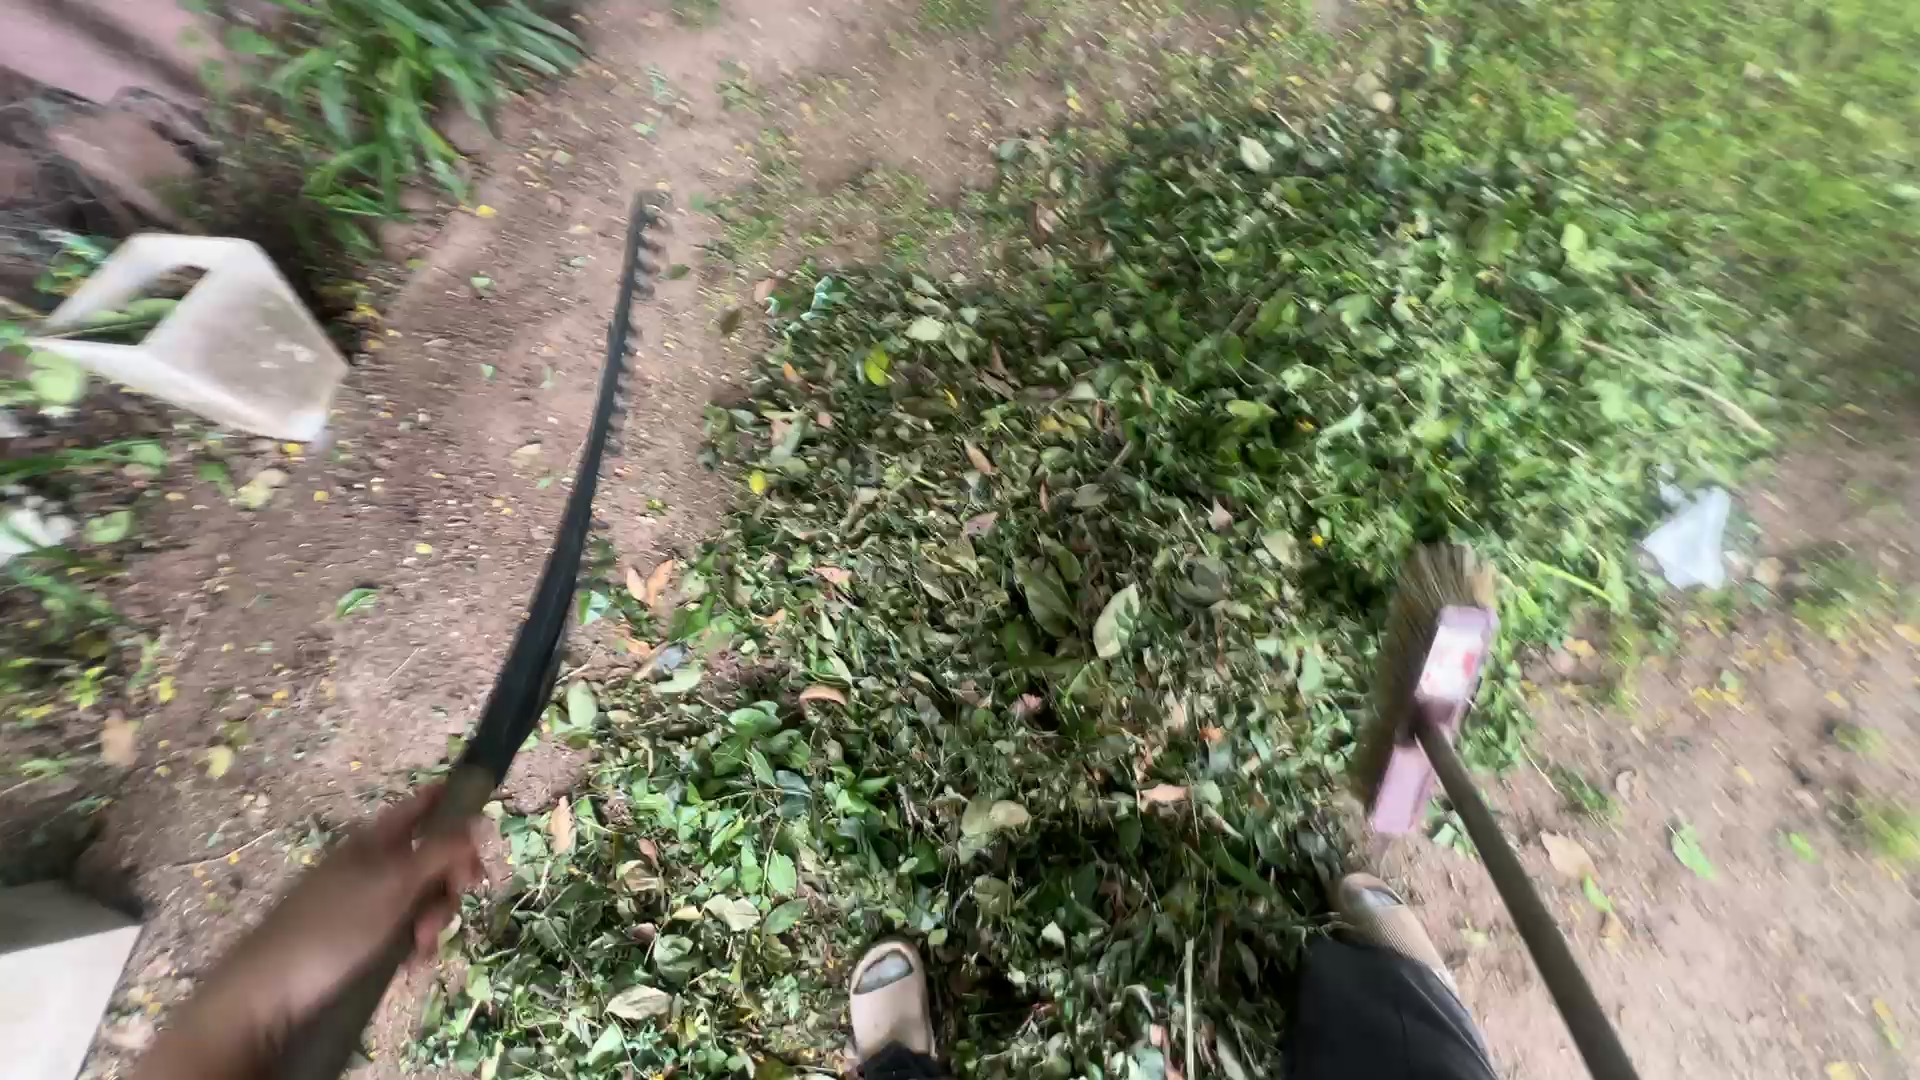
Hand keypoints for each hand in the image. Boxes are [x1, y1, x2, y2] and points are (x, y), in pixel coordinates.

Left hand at [135, 785, 485, 1079]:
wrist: (260, 998)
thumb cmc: (332, 926)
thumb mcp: (397, 882)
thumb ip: (443, 850)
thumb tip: (480, 819)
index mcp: (374, 841)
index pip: (420, 806)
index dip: (450, 800)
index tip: (482, 808)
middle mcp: (371, 865)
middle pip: (433, 855)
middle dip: (451, 878)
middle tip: (460, 892)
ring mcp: (364, 902)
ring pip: (423, 895)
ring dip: (435, 917)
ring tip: (424, 942)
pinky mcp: (359, 937)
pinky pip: (404, 928)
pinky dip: (415, 941)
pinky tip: (413, 960)